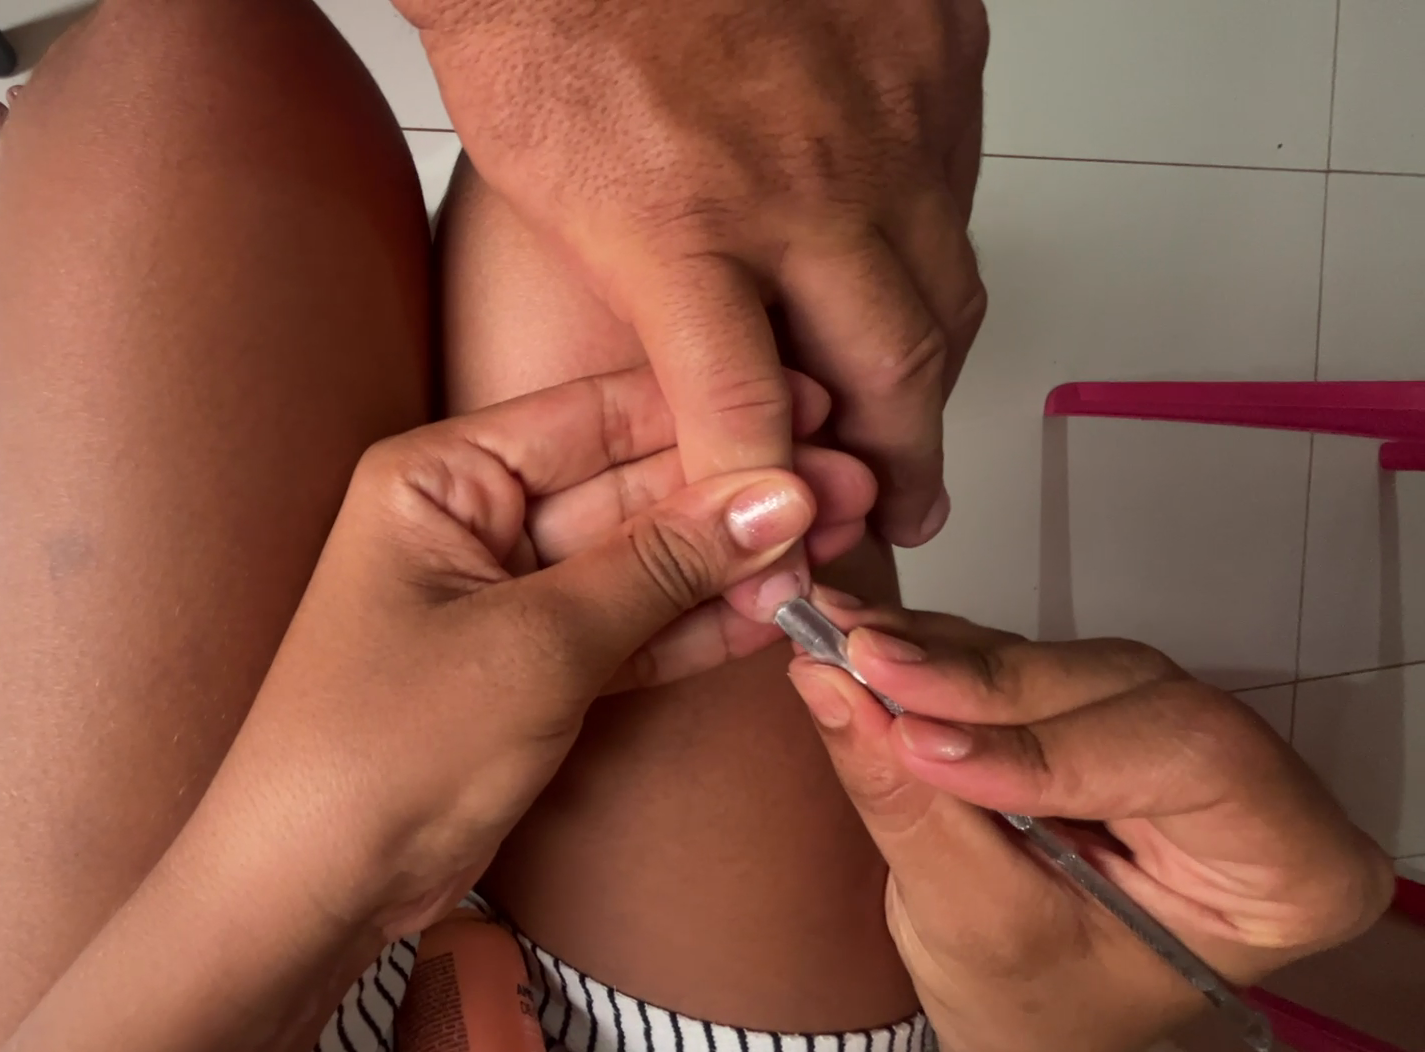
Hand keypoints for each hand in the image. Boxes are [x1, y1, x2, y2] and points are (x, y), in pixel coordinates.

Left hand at [211, 366, 846, 941]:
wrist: (318, 881)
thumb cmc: (382, 745)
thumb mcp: (534, 641)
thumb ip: (657, 567)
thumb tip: (771, 497)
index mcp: (440, 477)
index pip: (590, 417)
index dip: (703, 410)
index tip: (806, 406)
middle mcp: (471, 521)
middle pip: (623, 488)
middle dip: (730, 492)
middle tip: (844, 484)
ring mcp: (507, 595)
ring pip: (636, 562)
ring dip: (727, 560)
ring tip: (832, 540)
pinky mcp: (534, 662)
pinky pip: (627, 627)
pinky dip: (693, 624)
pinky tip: (770, 608)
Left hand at [398, 0, 988, 545]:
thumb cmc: (546, 47)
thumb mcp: (556, 214)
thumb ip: (639, 304)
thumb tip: (704, 381)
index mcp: (680, 232)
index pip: (743, 408)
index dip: (768, 493)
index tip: (783, 548)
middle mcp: (800, 184)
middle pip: (888, 365)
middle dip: (898, 460)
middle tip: (900, 514)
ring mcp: (879, 113)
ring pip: (944, 286)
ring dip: (933, 376)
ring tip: (914, 433)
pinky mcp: (928, 48)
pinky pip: (958, 191)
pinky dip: (939, 265)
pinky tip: (913, 300)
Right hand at [787, 601, 1392, 1051]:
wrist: (1006, 1001)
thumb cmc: (1024, 997)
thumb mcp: (966, 916)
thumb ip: (903, 799)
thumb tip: (829, 686)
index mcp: (1275, 860)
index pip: (1184, 759)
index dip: (1047, 743)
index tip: (921, 745)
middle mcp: (1227, 773)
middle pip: (1108, 686)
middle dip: (971, 681)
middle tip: (860, 660)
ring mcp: (1138, 724)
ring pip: (1040, 655)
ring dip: (929, 648)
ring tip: (839, 638)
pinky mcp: (1061, 701)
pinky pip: (996, 651)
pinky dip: (917, 644)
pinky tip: (856, 634)